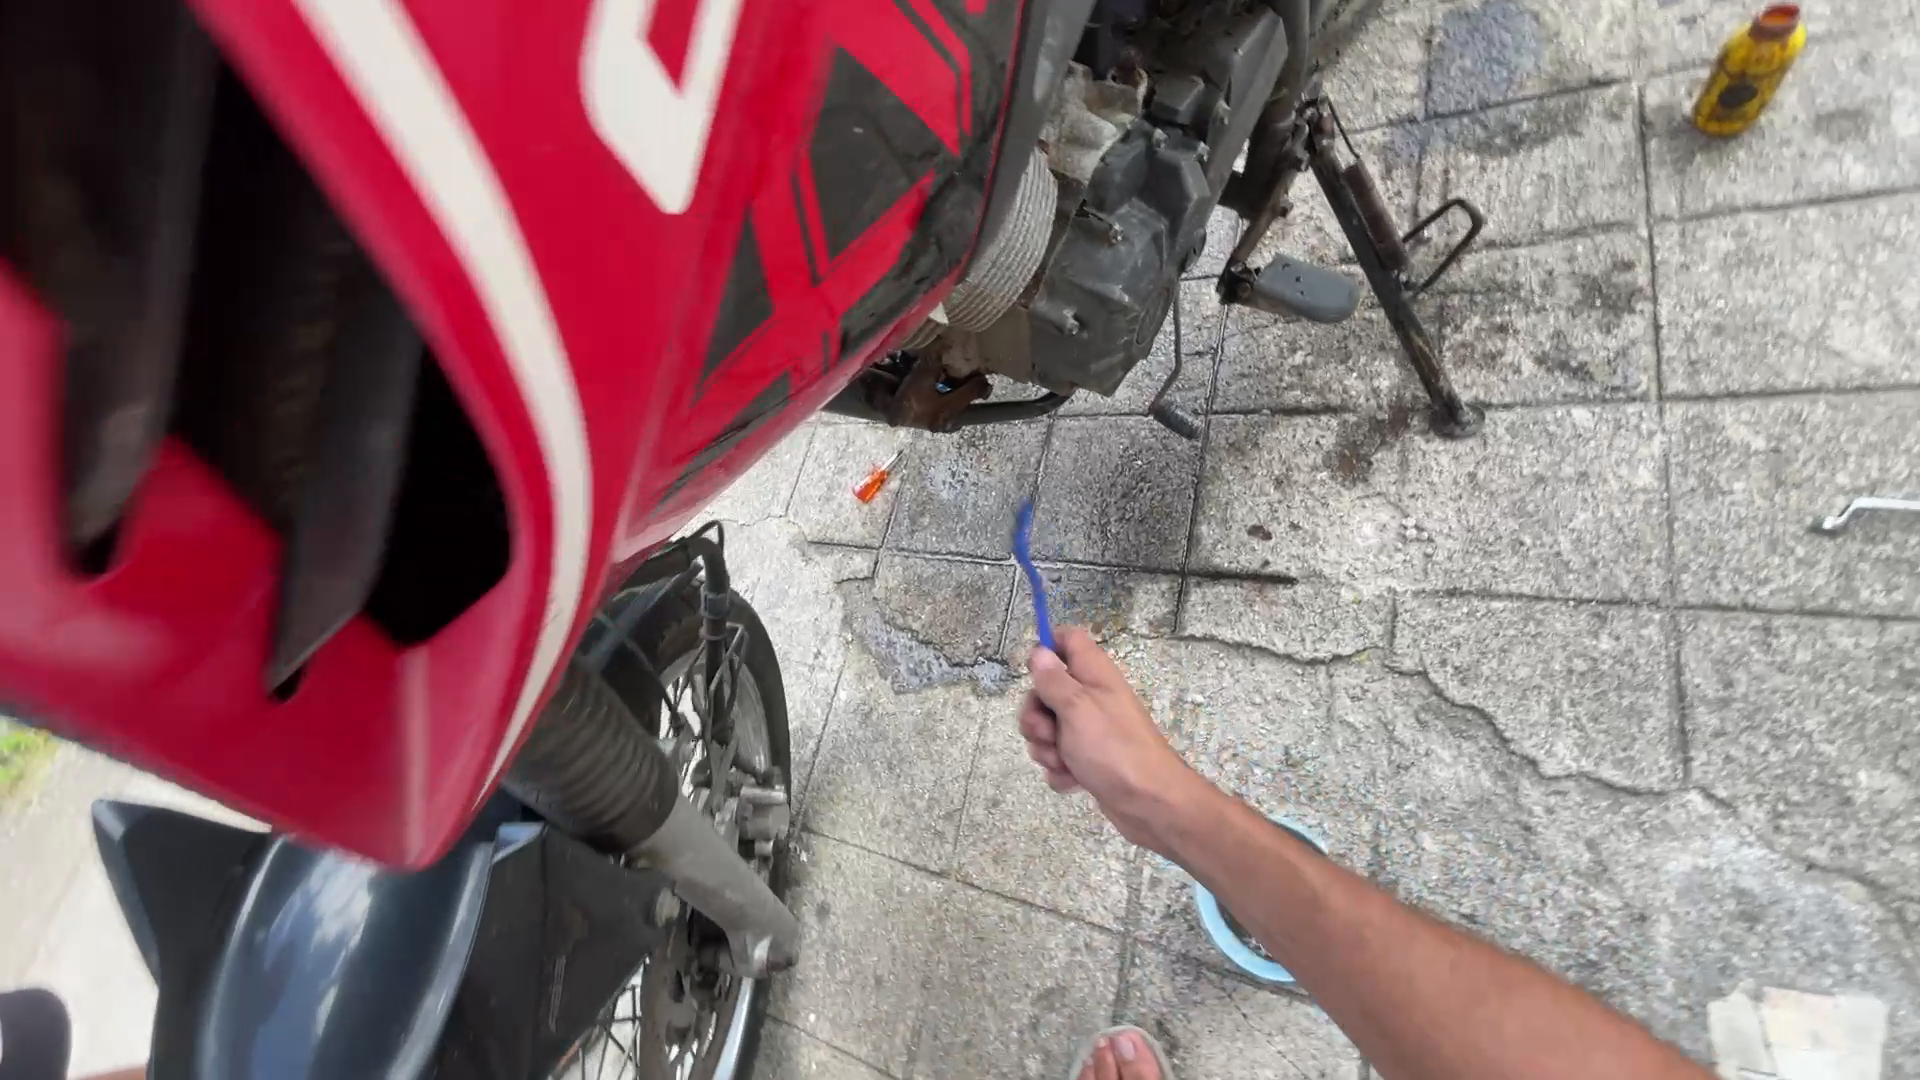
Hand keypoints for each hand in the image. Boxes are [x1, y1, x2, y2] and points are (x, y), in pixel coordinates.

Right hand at [1018, 626, 1216, 854]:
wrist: (1149, 803)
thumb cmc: (1114, 748)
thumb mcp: (1077, 707)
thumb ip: (1053, 679)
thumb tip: (1039, 651)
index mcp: (1093, 673)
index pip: (1068, 639)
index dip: (1047, 648)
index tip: (1034, 672)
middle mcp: (1091, 696)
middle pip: (1046, 690)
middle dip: (1036, 715)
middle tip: (1047, 732)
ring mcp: (1089, 730)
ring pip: (1047, 728)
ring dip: (1046, 748)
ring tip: (1064, 761)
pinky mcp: (1087, 759)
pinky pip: (1058, 757)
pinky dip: (1060, 769)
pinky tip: (1073, 779)